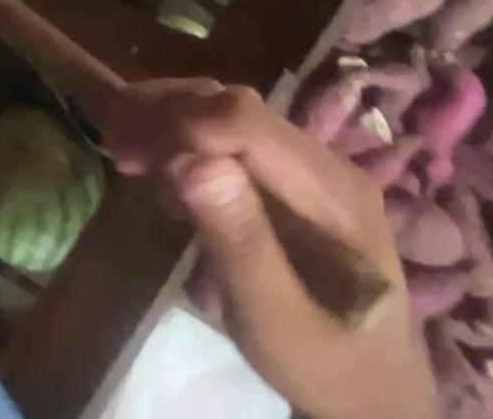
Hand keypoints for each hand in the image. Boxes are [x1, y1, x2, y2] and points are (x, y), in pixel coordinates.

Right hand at [102, 79, 438, 418]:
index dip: (176, 125)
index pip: (243, 120)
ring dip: (165, 118)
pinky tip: (159, 165)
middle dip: (162, 115)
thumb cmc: (324, 365)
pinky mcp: (293, 176)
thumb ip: (240, 241)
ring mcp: (311, 166)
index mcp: (332, 195)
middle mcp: (327, 164)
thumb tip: (192, 161)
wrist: (377, 397)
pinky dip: (180, 132)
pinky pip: (228, 130)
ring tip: (125, 151)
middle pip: (230, 104)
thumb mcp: (277, 320)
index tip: (127, 160)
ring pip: (224, 107)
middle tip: (115, 150)